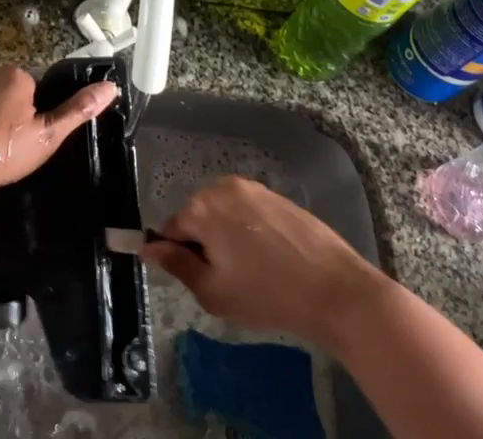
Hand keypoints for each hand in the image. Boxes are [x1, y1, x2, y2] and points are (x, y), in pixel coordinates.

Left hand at [0, 65, 117, 197]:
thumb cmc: (6, 152)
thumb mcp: (48, 135)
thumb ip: (78, 110)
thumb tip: (110, 87)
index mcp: (17, 76)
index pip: (34, 90)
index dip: (33, 114)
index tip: (26, 136)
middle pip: (8, 90)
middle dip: (10, 110)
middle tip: (9, 143)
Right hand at [142, 175, 386, 344]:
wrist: (336, 291)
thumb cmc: (267, 294)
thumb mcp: (212, 291)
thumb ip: (176, 265)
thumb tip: (146, 248)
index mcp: (201, 207)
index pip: (171, 230)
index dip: (182, 258)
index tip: (204, 280)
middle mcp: (222, 187)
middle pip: (197, 217)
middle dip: (206, 244)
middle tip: (230, 278)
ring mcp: (254, 188)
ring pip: (224, 214)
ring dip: (228, 237)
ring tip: (254, 269)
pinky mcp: (278, 196)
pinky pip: (249, 213)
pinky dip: (251, 232)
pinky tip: (273, 259)